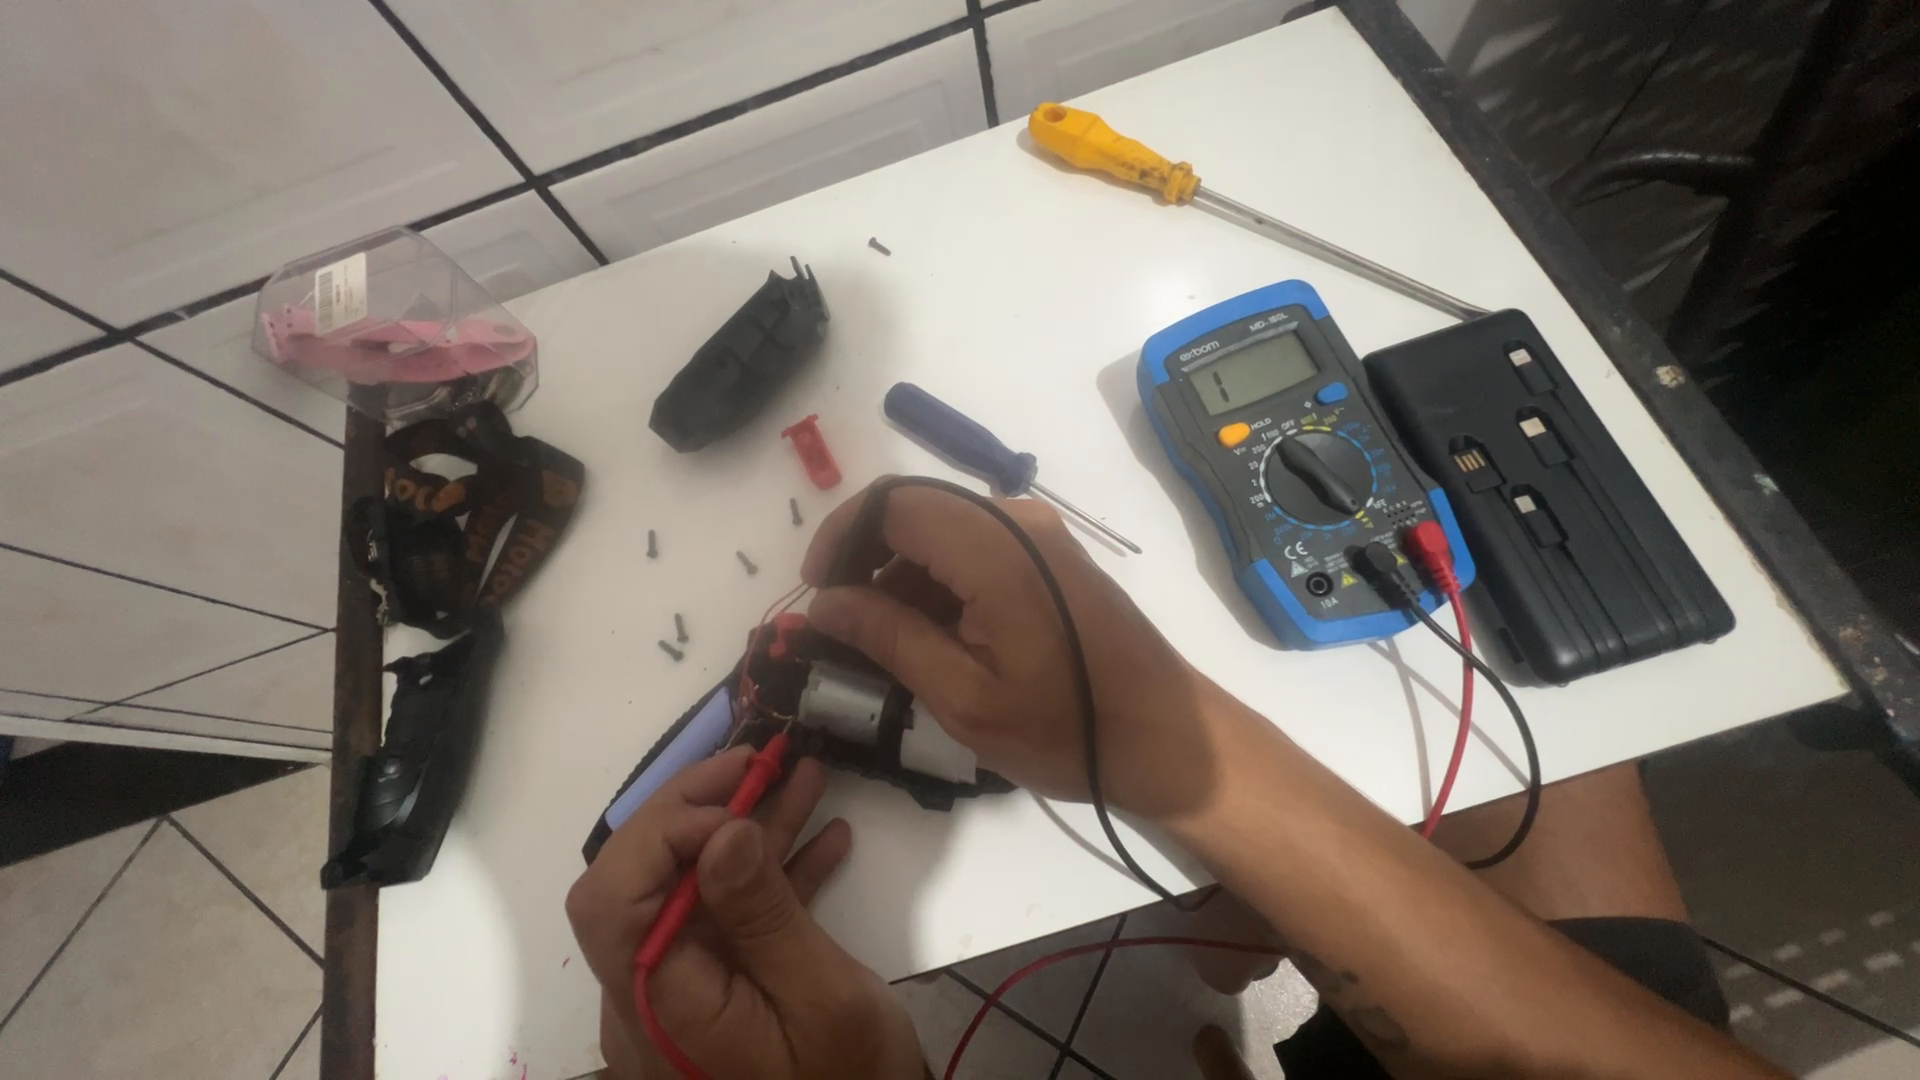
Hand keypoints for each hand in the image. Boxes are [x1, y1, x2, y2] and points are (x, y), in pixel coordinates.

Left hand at [566, 746, 925, 1079]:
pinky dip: (776, 868)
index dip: (661, 833)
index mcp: (664, 1005)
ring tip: (805, 774)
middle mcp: (655, 992)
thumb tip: (722, 833)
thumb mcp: (818, 995)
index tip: (734, 805)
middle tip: (761, 761)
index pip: (612, 899)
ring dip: (751, 825)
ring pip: (700, 883)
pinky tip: (827, 835)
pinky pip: (737, 910)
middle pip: (647, 877)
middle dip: (701, 808)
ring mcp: (689, 984)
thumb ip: (764, 916)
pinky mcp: (723, 979)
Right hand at [800, 479, 1239, 820]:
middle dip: (866, 559)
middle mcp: (1018, 522)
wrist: (1167, 738)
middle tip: (842, 621)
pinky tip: (930, 637)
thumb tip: (824, 603)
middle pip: (916, 512)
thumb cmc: (1067, 728)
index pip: (892, 504)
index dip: (841, 537)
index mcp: (995, 547)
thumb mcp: (965, 696)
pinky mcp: (1050, 559)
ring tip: (882, 642)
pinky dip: (939, 584)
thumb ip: (889, 638)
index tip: (817, 592)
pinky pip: (976, 550)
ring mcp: (1039, 537)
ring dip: (902, 577)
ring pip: (943, 532)